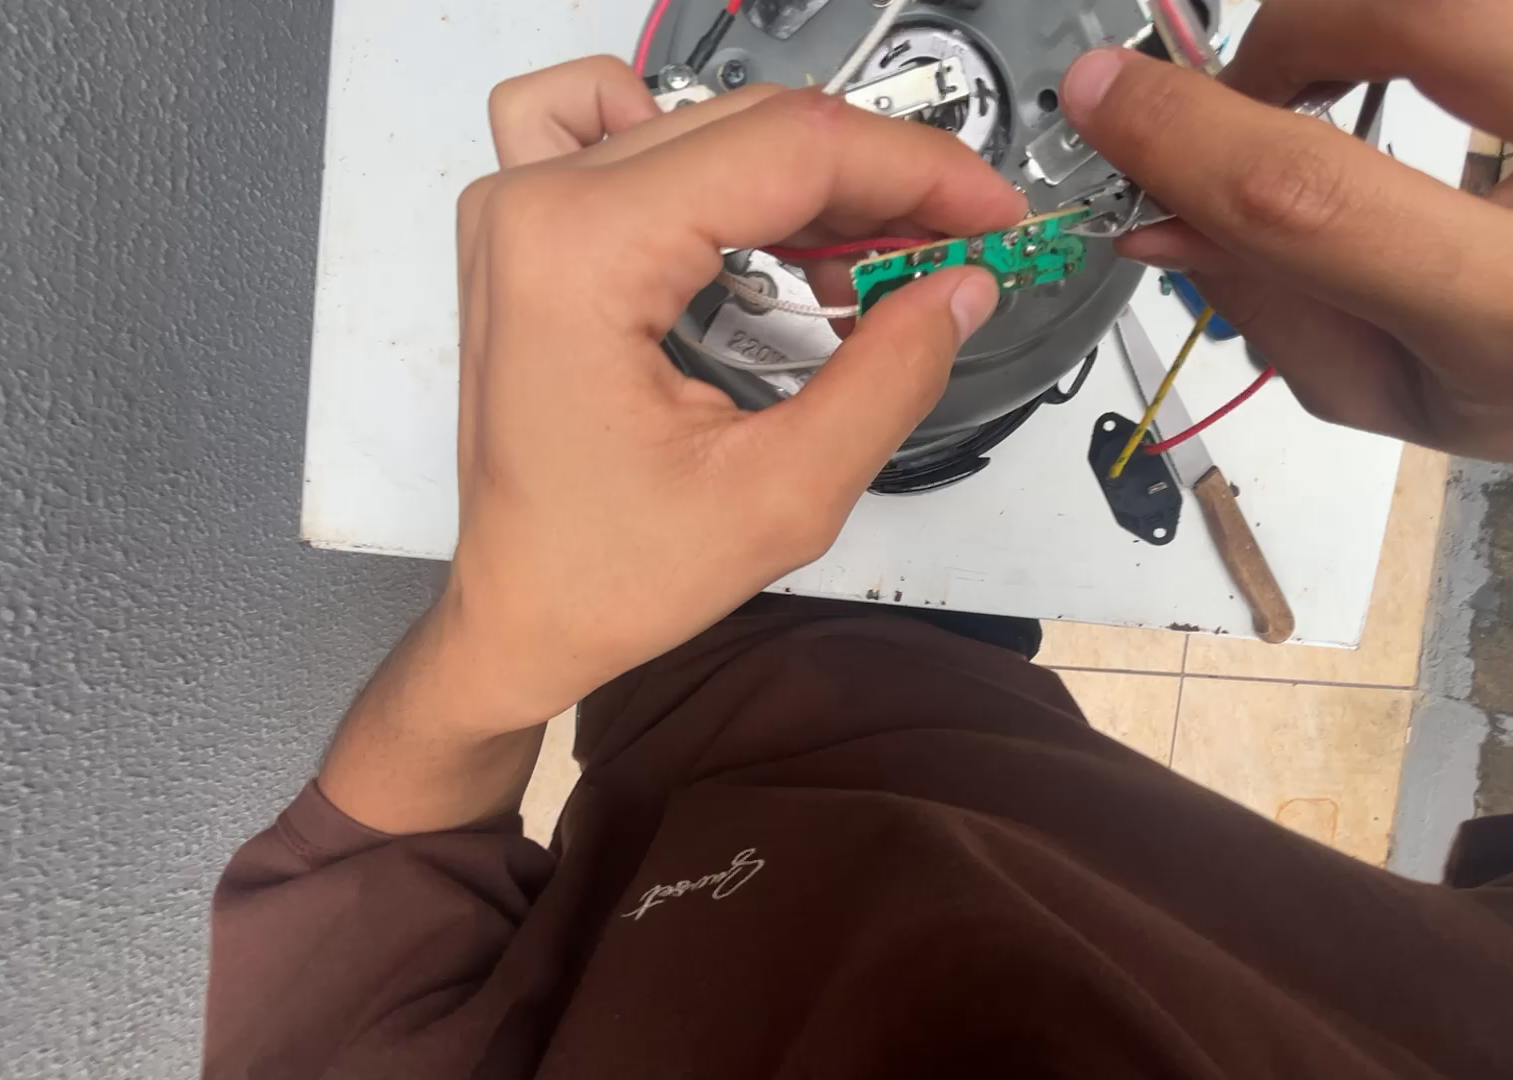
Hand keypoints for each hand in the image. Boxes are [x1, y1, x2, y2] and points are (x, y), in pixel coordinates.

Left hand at [320, 58, 1018, 831]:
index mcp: (585, 253)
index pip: (791, 151)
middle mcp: (537, 205)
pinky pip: (613, 132)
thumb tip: (962, 288)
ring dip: (805, 175)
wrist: (524, 612)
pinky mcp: (528, 240)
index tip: (993, 214)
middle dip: (876, 179)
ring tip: (868, 251)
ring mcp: (519, 212)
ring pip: (702, 126)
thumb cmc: (622, 576)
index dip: (916, 171)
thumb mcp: (784, 494)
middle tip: (953, 244)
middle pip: (753, 129)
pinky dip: (703, 159)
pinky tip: (741, 216)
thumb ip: (889, 378)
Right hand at [1059, 1, 1512, 561]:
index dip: (1183, 135)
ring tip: (1361, 60)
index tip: (1101, 95)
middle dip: (1296, 26)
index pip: (1311, 197)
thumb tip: (1156, 217)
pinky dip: (1468, 12)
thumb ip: (1263, 301)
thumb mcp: (1378, 390)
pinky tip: (1474, 48)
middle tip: (1264, 88)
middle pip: (1436, 2)